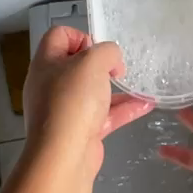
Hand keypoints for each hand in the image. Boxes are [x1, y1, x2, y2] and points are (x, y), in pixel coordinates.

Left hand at [23, 26, 154, 168]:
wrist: (64, 156)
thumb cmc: (73, 100)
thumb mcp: (93, 62)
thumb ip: (107, 51)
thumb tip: (111, 62)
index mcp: (46, 63)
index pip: (58, 36)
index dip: (81, 36)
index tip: (99, 49)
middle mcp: (51, 84)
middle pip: (77, 65)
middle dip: (101, 64)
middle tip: (116, 68)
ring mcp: (65, 109)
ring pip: (93, 92)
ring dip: (117, 88)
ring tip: (139, 85)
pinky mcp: (80, 131)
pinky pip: (104, 114)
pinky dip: (123, 109)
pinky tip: (146, 105)